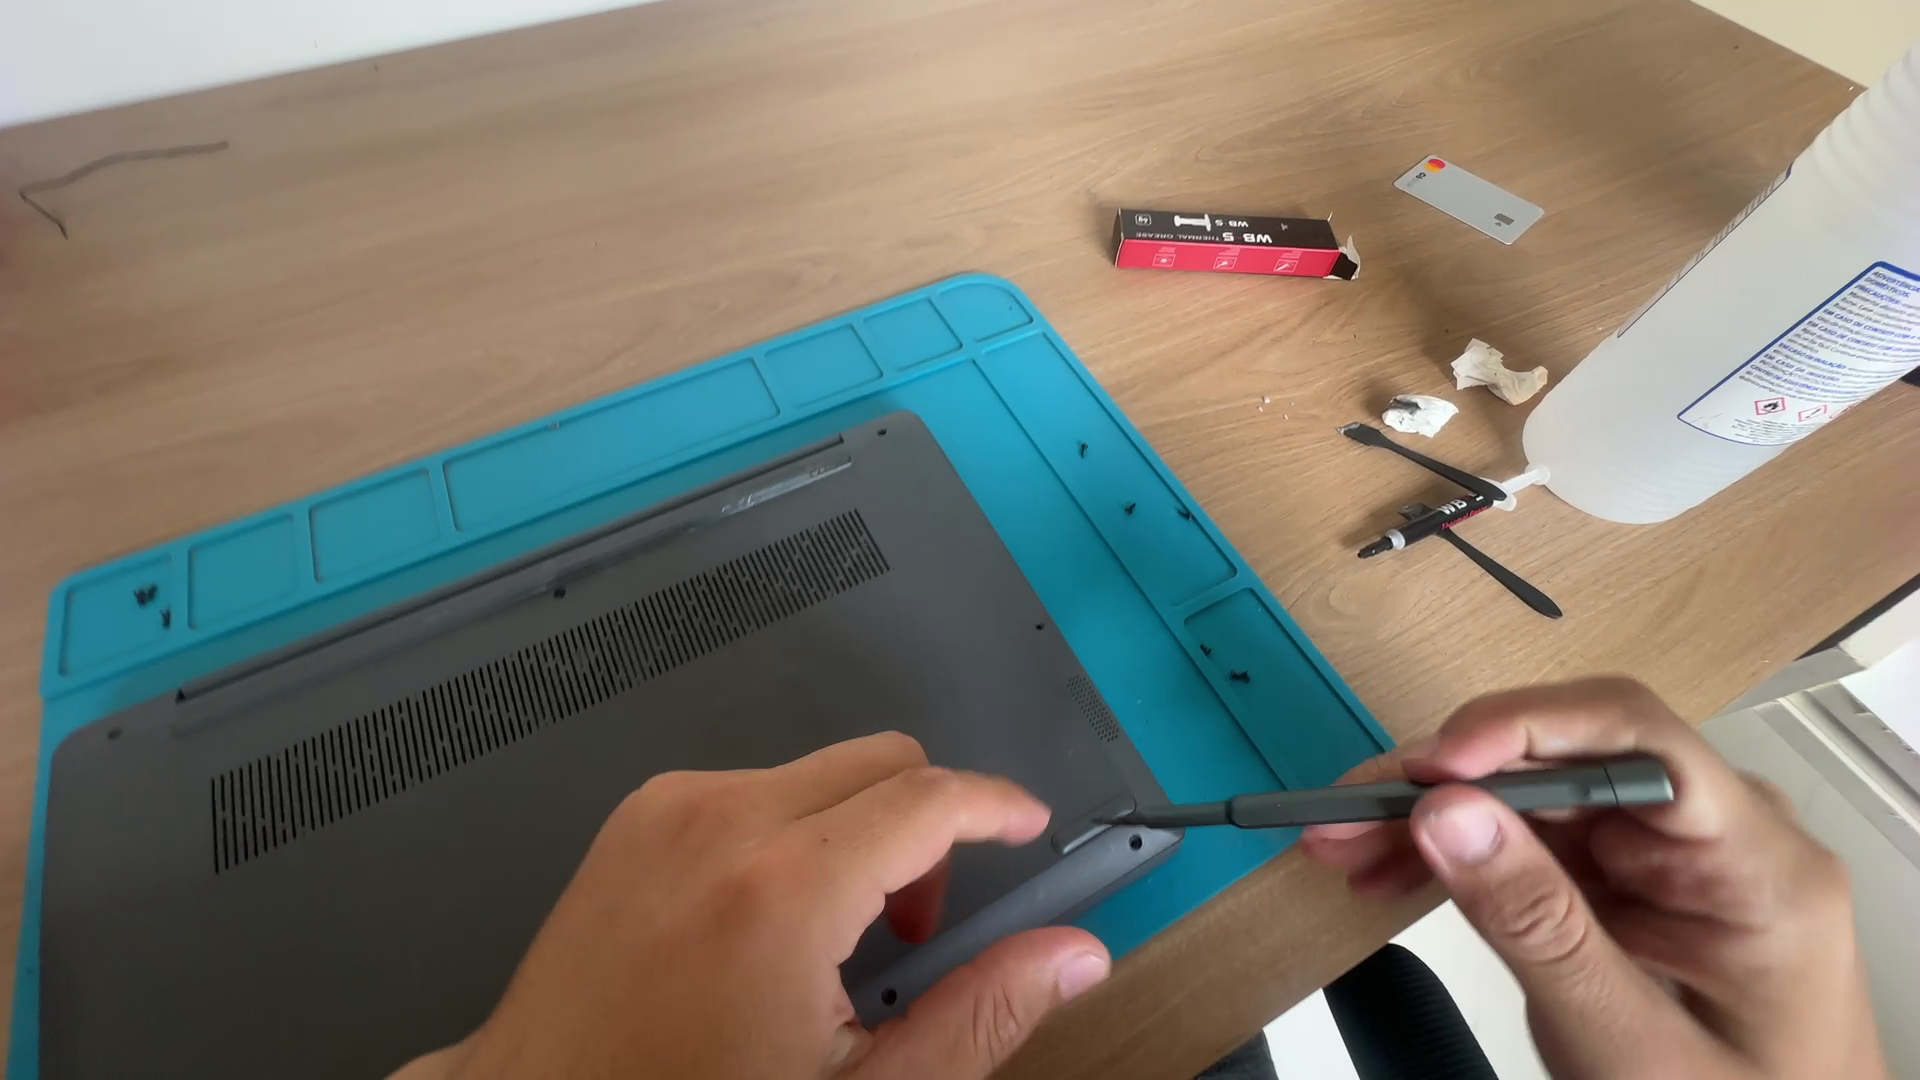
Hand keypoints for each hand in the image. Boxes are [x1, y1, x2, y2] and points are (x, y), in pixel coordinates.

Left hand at [392, 732, 1109, 1079]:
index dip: (996, 806)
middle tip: (915, 922)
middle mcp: (726, 817)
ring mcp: (675, 804)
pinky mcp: (646, 809)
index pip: (929, 798)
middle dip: (927, 822)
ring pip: (825, 770)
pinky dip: (798, 828)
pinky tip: (769, 913)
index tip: (1025, 825)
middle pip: (882, 761)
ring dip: (861, 828)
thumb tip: (1074, 954)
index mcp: (784, 886)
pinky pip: (762, 784)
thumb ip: (983, 1013)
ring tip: (836, 932)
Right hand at [1300, 678, 1888, 1079]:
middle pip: (1543, 758)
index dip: (1521, 727)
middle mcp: (1696, 826)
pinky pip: (1498, 826)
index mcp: (1750, 861)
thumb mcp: (1626, 1041)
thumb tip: (1442, 810)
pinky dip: (1433, 845)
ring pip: (1503, 786)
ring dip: (1414, 813)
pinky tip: (1380, 869)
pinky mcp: (1597, 860)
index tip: (1428, 769)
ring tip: (1340, 846)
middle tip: (1343, 815)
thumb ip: (1536, 924)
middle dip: (1433, 781)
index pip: (1634, 736)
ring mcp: (1642, 841)